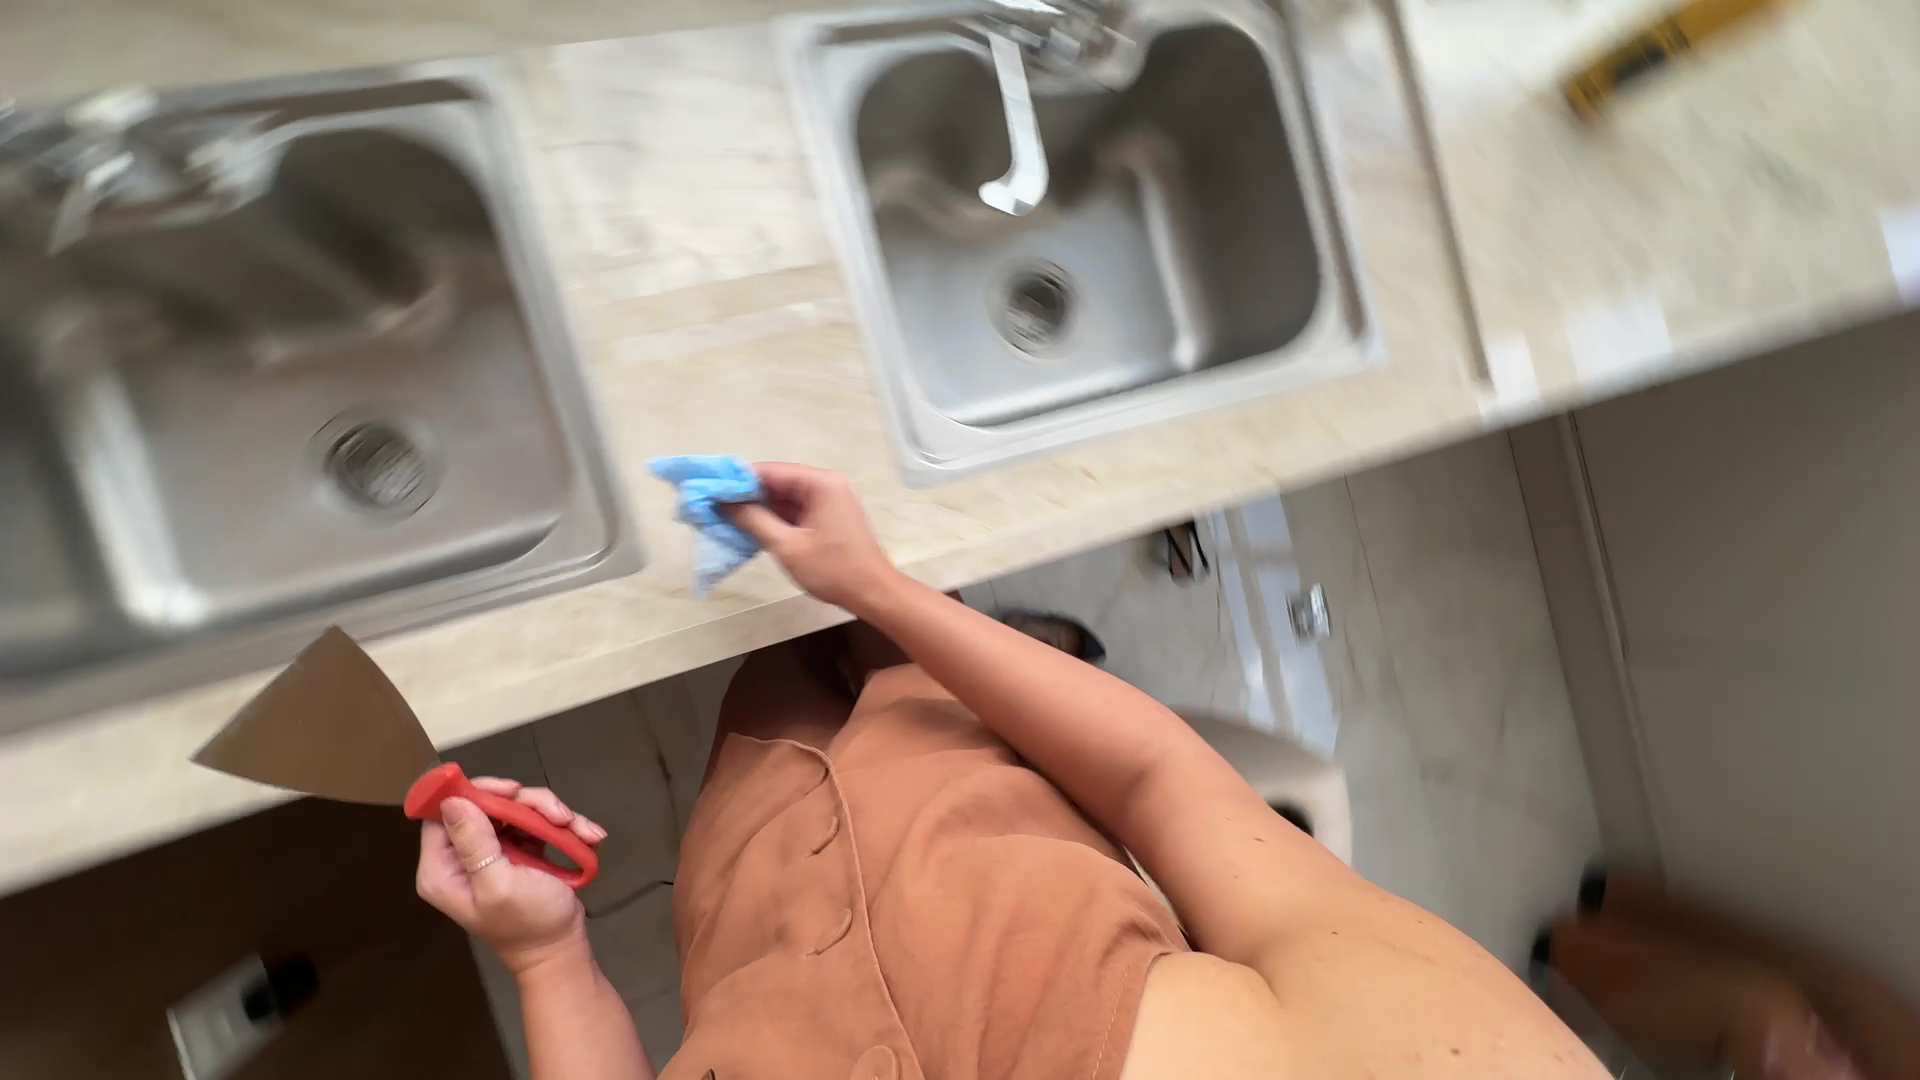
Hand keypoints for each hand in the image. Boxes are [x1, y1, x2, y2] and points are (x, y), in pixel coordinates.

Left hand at [416, 777, 606, 974]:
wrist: (560, 946)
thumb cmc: (527, 922)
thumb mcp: (500, 884)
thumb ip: (476, 844)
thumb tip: (451, 802)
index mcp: (444, 869)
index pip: (444, 814)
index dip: (475, 793)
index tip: (511, 790)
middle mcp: (464, 856)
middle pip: (488, 804)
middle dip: (527, 804)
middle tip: (558, 814)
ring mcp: (494, 852)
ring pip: (517, 809)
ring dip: (552, 814)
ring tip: (578, 830)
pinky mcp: (521, 849)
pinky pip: (537, 821)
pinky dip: (564, 825)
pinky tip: (587, 836)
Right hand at [725, 462, 903, 612]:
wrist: (872, 593)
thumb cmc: (833, 570)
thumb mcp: (788, 546)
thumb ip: (753, 520)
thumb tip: (721, 502)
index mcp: (821, 483)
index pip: (770, 471)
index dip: (736, 479)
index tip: (706, 488)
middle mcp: (826, 484)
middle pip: (776, 481)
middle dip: (744, 494)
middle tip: (709, 504)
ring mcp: (828, 500)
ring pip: (783, 497)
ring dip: (756, 507)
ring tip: (720, 515)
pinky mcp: (826, 516)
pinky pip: (793, 510)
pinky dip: (772, 518)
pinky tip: (746, 527)